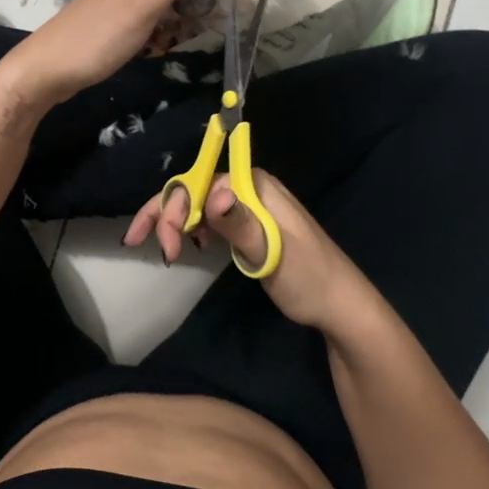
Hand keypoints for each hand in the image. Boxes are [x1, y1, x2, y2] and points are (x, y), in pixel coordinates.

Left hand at [0, 0, 236, 113]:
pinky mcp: (117, 30)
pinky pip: (154, 25)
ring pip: (169, 4)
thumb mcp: (144, 1)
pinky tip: (168, 45)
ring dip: (186, 17)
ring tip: (200, 29)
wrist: (43, 75)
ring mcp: (122, 5)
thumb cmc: (95, 37)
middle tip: (228, 9)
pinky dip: (166, 34)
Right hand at [122, 168, 362, 330]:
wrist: (340, 306)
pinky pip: (210, 219)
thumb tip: (212, 192)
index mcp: (256, 185)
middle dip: (166, 214)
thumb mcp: (272, 252)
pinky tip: (184, 247)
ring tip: (165, 251)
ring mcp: (249, 207)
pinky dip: (191, 230)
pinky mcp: (249, 227)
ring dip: (174, 222)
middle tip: (148, 247)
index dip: (173, 207)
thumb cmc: (309, 279)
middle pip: (194, 190)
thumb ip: (240, 222)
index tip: (166, 244)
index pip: (199, 182)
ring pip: (198, 204)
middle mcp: (250, 188)